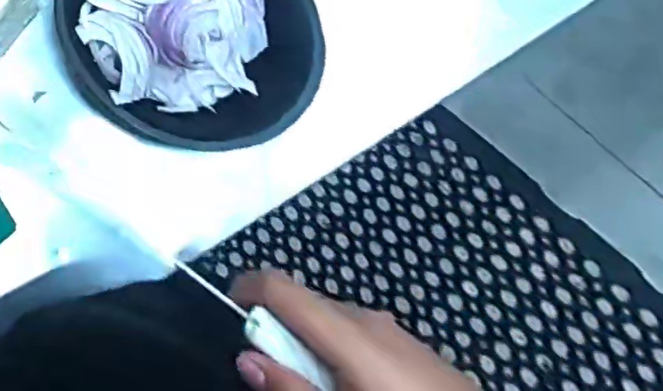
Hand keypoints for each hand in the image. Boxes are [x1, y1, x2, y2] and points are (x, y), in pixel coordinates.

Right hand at [231, 270, 474, 390]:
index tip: (232, 318)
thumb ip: (293, 388)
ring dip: (316, 343)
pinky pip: (370, 339)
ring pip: (337, 321)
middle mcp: (372, 319)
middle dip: (281, 327)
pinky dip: (350, 353)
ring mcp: (406, 336)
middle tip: (279, 371)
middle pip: (305, 302)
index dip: (244, 290)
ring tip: (326, 387)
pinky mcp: (431, 357)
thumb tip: (245, 356)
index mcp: (349, 332)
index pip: (277, 283)